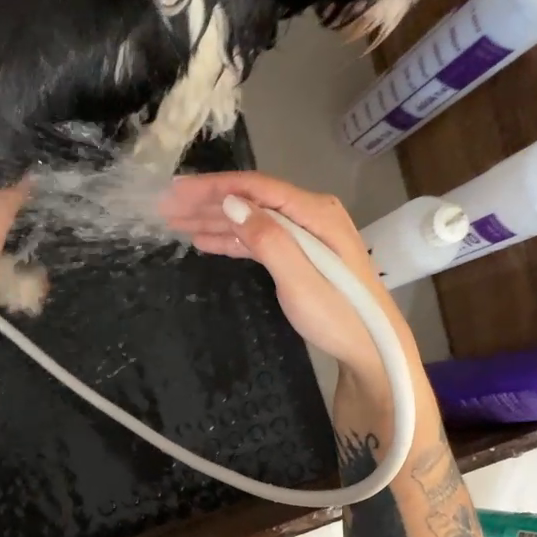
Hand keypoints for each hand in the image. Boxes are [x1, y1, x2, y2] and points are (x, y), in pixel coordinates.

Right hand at [159, 172, 396, 375]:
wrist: (371, 349)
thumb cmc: (339, 317)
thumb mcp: (301, 281)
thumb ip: (269, 240)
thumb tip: (232, 205)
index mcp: (313, 214)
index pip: (255, 188)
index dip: (214, 187)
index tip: (176, 191)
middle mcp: (309, 215)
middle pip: (249, 201)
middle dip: (206, 202)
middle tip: (165, 207)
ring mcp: (304, 235)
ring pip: (250, 220)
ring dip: (213, 221)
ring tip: (175, 224)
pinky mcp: (300, 255)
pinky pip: (258, 240)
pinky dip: (231, 240)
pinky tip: (205, 241)